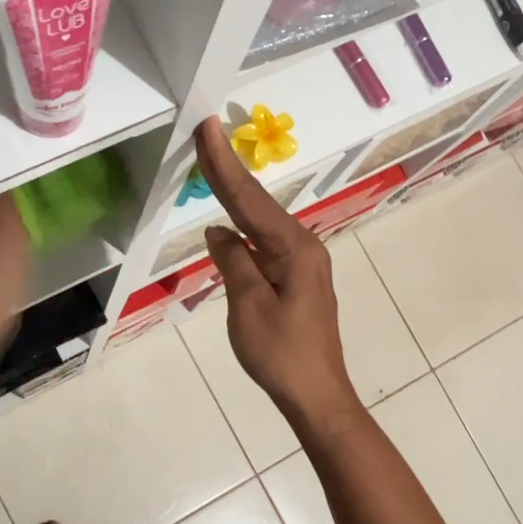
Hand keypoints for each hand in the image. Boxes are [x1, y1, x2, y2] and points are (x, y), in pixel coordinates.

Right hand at [194, 117, 359, 422]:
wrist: (316, 395)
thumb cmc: (282, 353)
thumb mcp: (248, 305)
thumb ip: (234, 261)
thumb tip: (220, 231)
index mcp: (295, 248)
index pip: (249, 200)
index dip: (223, 166)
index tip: (207, 129)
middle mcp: (303, 248)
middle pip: (258, 204)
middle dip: (229, 171)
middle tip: (205, 135)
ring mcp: (303, 265)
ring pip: (262, 223)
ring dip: (236, 196)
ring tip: (212, 165)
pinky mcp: (297, 283)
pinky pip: (265, 244)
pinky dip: (244, 227)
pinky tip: (230, 221)